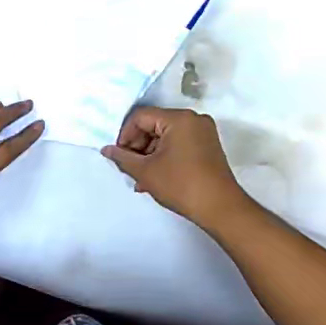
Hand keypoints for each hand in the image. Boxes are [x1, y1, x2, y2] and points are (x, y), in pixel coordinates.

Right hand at [101, 106, 251, 227]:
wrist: (220, 207)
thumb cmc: (180, 185)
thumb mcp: (145, 171)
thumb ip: (122, 157)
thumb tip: (106, 150)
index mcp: (179, 118)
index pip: (141, 117)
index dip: (125, 135)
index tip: (119, 156)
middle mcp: (193, 119)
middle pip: (154, 125)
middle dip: (137, 146)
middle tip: (128, 167)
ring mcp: (203, 132)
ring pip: (165, 136)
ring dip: (149, 154)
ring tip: (140, 178)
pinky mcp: (207, 146)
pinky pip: (178, 143)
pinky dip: (164, 156)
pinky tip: (154, 177)